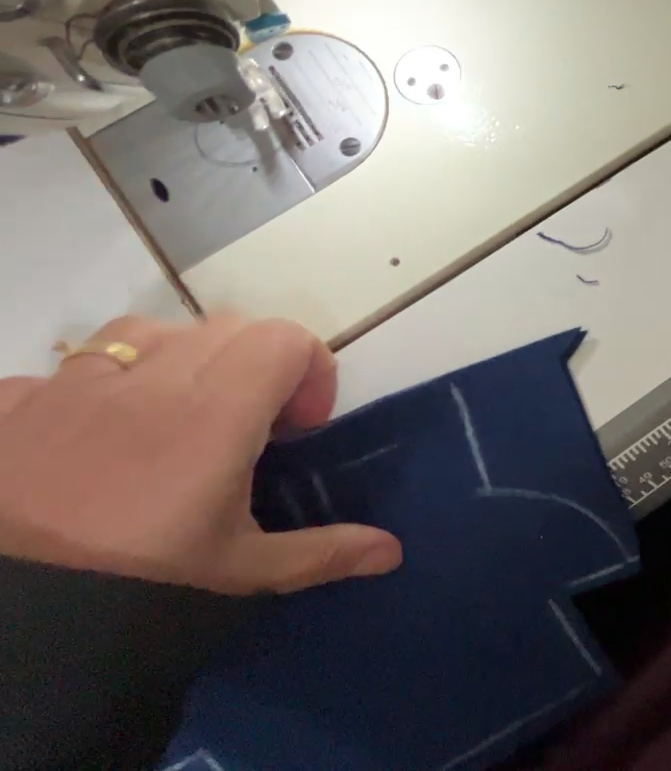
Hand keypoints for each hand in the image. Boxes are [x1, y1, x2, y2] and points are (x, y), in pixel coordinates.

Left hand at [0, 315, 401, 594]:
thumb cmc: (130, 580)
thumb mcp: (239, 572)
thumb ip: (321, 552)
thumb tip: (393, 552)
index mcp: (217, 411)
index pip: (286, 339)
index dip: (311, 371)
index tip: (300, 426)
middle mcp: (150, 383)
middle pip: (229, 328)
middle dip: (257, 363)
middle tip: (252, 424)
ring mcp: (69, 389)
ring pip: (148, 333)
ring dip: (176, 359)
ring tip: (173, 415)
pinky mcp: (5, 410)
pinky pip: (56, 373)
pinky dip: (84, 392)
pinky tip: (82, 439)